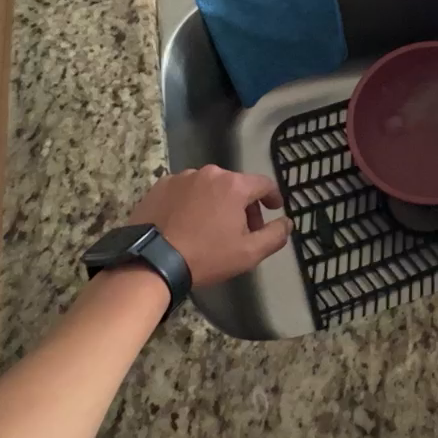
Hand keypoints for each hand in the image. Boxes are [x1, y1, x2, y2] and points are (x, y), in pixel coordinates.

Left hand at [128, 166, 291, 286]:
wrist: (149, 264)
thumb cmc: (204, 257)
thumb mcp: (248, 253)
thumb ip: (275, 235)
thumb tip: (288, 222)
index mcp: (234, 186)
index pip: (263, 184)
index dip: (272, 196)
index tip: (274, 208)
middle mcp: (210, 173)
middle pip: (236, 185)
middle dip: (243, 205)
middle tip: (241, 229)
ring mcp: (182, 178)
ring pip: (209, 187)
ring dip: (216, 202)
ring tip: (210, 227)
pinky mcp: (159, 187)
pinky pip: (184, 191)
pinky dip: (191, 202)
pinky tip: (185, 223)